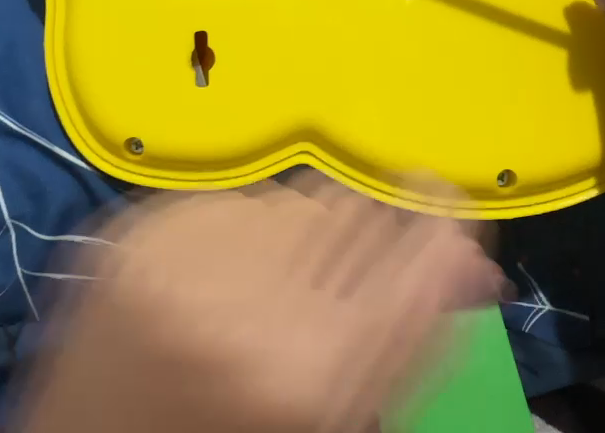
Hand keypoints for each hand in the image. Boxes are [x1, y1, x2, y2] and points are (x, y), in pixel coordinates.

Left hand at [13, 180, 502, 432]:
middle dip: (374, 225)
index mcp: (310, 375)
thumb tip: (466, 256)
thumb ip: (406, 338)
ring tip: (275, 276)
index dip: (444, 220)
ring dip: (308, 227)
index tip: (453, 210)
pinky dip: (247, 227)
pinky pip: (236, 197)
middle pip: (359, 206)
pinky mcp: (138, 226)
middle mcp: (248, 303)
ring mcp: (184, 255)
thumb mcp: (331, 412)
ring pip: (299, 194)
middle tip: (355, 256)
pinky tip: (225, 272)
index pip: (420, 253)